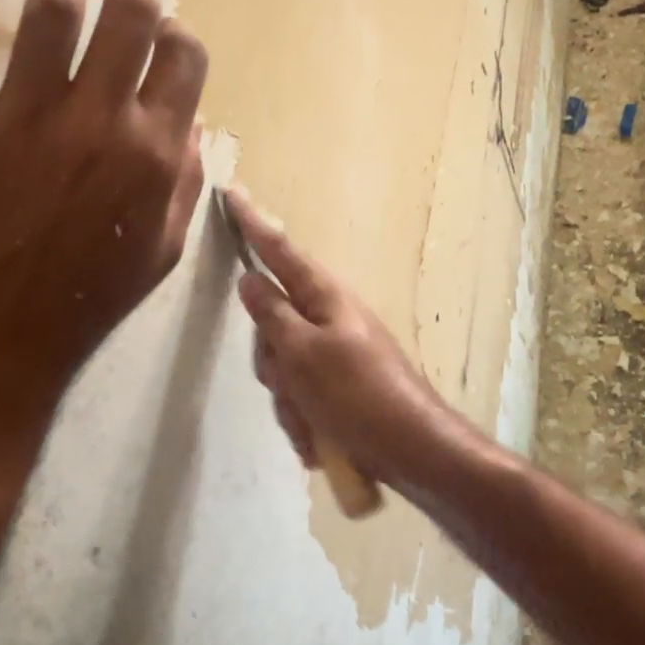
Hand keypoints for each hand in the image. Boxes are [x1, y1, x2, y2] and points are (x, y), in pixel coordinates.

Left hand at [0, 0, 206, 420]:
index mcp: (154, 154)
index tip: (168, 33)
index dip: (180, 36)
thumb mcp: (159, 254)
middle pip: (130, 21)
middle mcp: (99, 121)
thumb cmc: (80, 306)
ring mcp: (23, 117)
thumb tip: (190, 124)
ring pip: (55, 10)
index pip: (184, 62)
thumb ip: (183, 182)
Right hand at [225, 188, 457, 484]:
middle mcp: (330, 317)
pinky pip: (302, 398)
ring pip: (284, 368)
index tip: (232, 194)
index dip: (252, 224)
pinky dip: (305, 421)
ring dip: (290, 402)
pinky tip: (321, 441)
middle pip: (273, 325)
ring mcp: (336, 353)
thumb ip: (272, 315)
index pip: (279, 251)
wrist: (412, 450)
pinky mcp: (339, 386)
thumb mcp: (304, 354)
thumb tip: (250, 278)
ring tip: (313, 423)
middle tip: (290, 386)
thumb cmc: (357, 395)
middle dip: (273, 364)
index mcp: (325, 296)